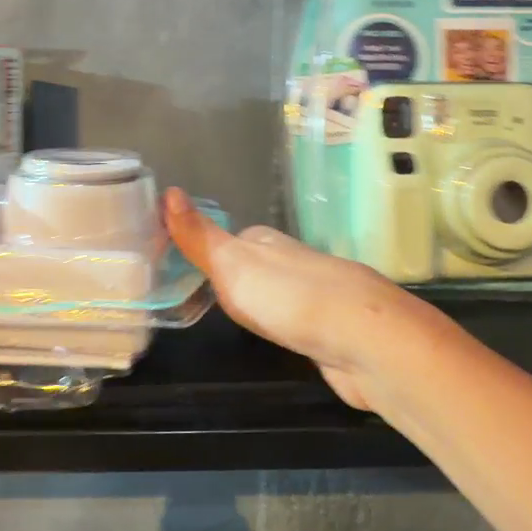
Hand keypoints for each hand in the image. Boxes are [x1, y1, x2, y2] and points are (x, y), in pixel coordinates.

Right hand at [162, 187, 434, 409]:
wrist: (362, 340)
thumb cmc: (288, 299)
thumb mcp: (232, 264)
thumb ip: (199, 236)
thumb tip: (169, 190)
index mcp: (266, 243)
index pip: (230, 241)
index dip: (209, 253)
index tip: (183, 269)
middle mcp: (292, 262)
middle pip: (256, 266)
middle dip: (235, 279)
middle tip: (200, 299)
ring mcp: (316, 295)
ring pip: (279, 294)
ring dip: (262, 304)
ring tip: (236, 319)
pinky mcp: (333, 329)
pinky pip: (298, 322)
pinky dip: (286, 327)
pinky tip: (281, 338)